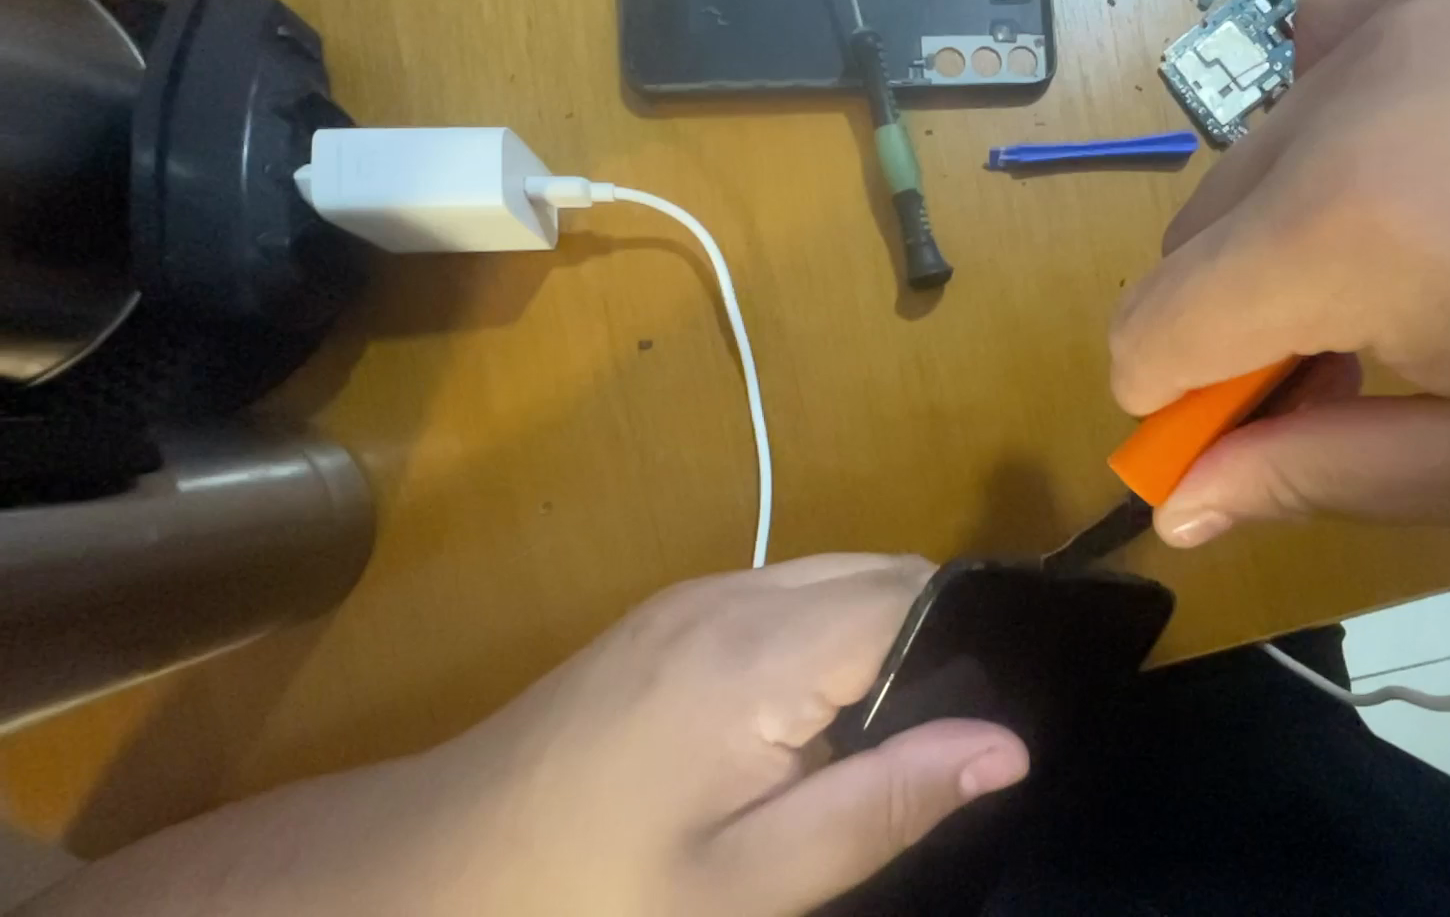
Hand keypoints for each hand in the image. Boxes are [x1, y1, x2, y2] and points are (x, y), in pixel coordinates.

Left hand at [442, 553, 1027, 915]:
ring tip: (893, 718)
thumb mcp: (754, 879)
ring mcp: (701, 590)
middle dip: (935, 628)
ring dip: (884, 624)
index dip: (967, 637)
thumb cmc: (597, 891)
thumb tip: (1006, 746)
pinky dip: (834, 623)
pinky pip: (793, 588)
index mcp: (760, 652)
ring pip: (840, 573)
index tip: (996, 702)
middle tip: (950, 724)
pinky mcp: (679, 605)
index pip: (909, 596)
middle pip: (882, 571)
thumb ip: (886, 802)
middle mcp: (737, 592)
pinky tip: (819, 698)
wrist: (436, 865)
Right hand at [1110, 0, 1449, 544]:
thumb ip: (1311, 476)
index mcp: (1348, 231)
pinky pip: (1328, 39)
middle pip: (1189, 241)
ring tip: (1414, 249)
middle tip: (1347, 362)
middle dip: (1230, 322)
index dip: (1167, 401)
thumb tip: (1179, 510)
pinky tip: (1434, 133)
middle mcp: (1346, 91)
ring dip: (1281, 224)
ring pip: (1252, 148)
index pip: (1149, 331)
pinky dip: (1337, 110)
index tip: (1234, 433)